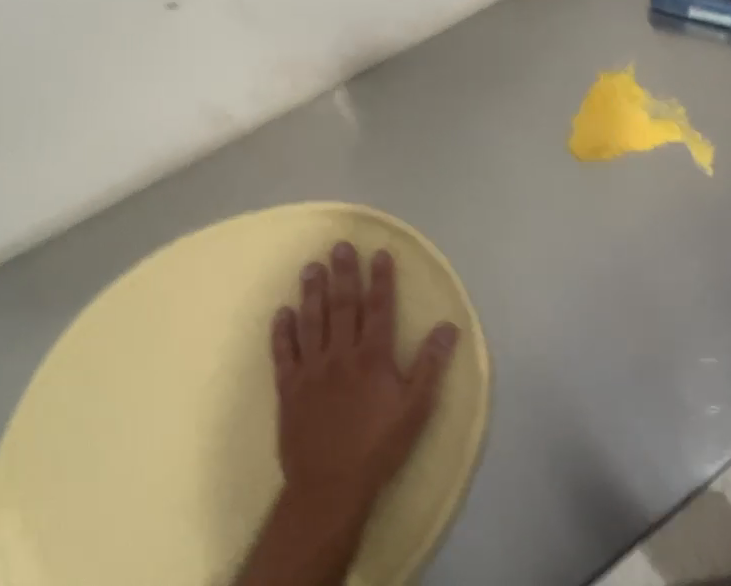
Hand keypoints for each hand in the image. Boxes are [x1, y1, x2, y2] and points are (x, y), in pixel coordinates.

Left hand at [270, 243, 460, 507]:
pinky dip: (282, 331)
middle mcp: (341, 355)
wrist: (329, 485)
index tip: (380, 253)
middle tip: (339, 246)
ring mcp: (311, 371)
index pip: (379, 308)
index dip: (381, 279)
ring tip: (311, 267)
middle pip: (342, 306)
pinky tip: (282, 312)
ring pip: (311, 322)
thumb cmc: (380, 446)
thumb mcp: (417, 408)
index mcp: (373, 357)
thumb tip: (448, 326)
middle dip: (343, 274)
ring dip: (311, 292)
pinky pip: (283, 353)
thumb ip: (431, 364)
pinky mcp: (289, 390)